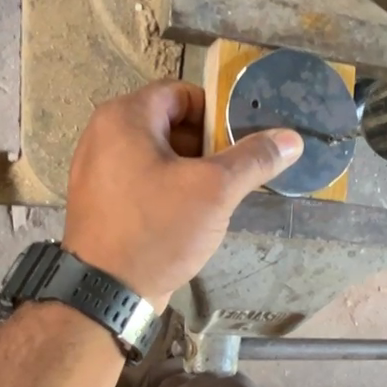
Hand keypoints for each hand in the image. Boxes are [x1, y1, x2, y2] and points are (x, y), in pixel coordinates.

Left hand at [63, 80, 302, 307]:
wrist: (106, 293)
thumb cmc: (157, 231)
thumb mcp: (215, 191)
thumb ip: (254, 159)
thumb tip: (291, 139)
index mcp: (124, 117)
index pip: (181, 93)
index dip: (216, 115)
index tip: (238, 145)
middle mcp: (102, 135)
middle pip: (168, 123)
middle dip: (204, 147)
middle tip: (229, 176)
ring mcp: (95, 170)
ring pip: (156, 155)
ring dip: (189, 172)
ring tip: (212, 201)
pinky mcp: (98, 201)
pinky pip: (141, 181)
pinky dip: (167, 191)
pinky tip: (185, 219)